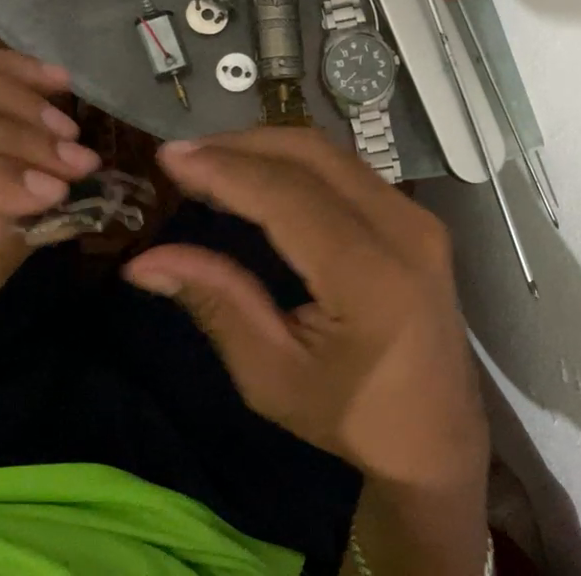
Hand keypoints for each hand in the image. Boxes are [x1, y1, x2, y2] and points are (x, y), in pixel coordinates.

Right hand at [125, 129, 489, 490]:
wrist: (437, 433)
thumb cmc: (353, 417)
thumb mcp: (273, 374)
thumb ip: (218, 303)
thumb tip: (144, 262)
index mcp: (372, 276)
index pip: (289, 197)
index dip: (226, 170)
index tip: (168, 157)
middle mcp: (405, 231)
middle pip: (316, 157)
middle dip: (244, 146)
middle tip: (184, 158)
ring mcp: (420, 220)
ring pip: (336, 157)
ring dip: (272, 151)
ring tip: (213, 164)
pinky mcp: (420, 221)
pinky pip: (354, 173)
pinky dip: (302, 167)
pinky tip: (263, 180)